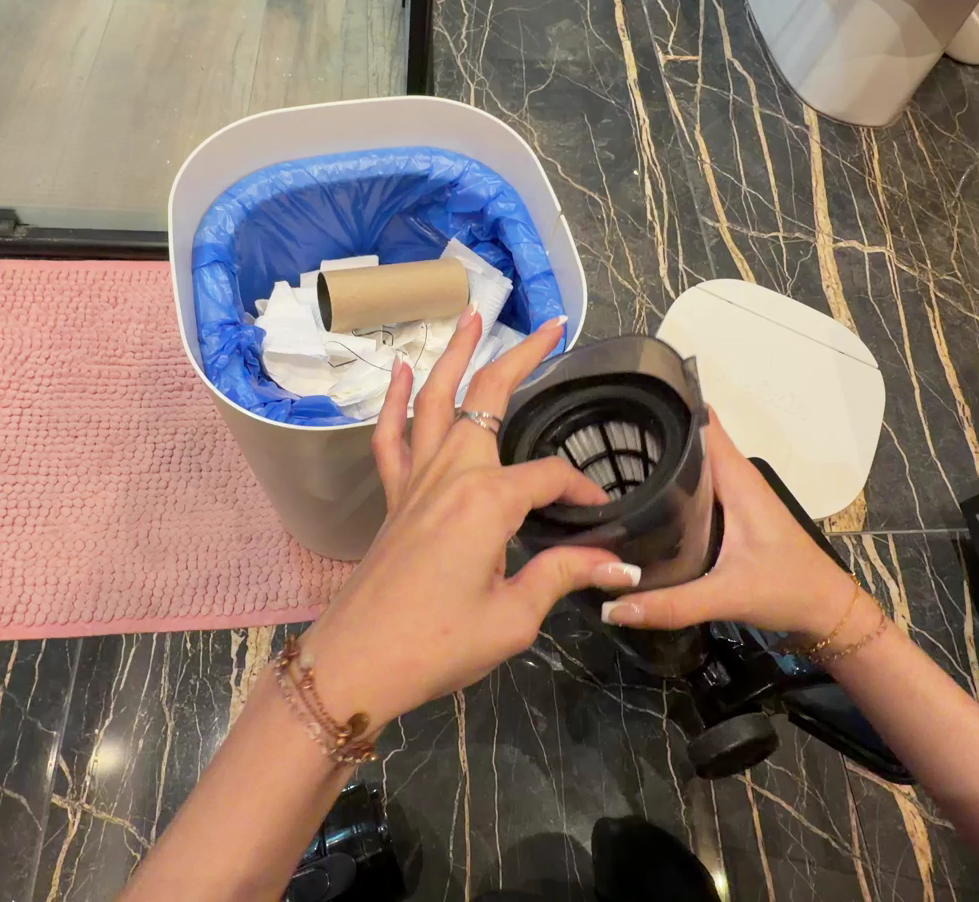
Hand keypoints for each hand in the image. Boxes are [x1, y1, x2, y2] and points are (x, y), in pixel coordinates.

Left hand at [302, 309, 638, 726]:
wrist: (359, 661)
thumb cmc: (438, 643)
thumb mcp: (513, 616)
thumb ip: (563, 574)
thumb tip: (619, 563)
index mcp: (488, 500)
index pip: (551, 478)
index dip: (581, 493)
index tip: (601, 516)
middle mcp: (452, 472)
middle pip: (488, 398)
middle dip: (522, 357)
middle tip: (551, 327)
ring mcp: (417, 479)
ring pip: (435, 399)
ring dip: (456, 355)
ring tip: (473, 316)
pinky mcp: (395, 495)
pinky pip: (391, 435)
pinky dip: (394, 399)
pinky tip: (400, 371)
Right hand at [597, 412, 863, 638]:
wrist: (828, 612)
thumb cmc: (789, 590)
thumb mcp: (727, 596)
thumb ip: (671, 603)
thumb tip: (612, 607)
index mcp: (736, 478)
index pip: (701, 422)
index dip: (668, 405)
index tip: (625, 402)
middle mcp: (734, 477)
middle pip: (689, 437)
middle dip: (651, 431)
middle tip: (601, 436)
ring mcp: (733, 493)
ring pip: (691, 460)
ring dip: (659, 456)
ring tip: (608, 459)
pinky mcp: (730, 511)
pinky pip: (695, 482)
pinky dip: (670, 481)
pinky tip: (640, 495)